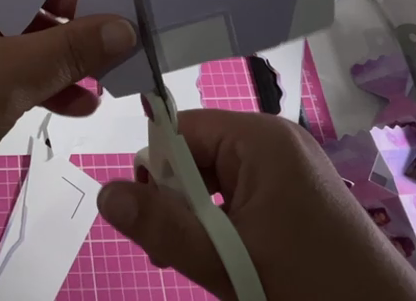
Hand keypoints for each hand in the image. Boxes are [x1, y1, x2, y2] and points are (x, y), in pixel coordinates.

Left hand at [0, 0, 137, 222]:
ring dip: (62, 51)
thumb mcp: (10, 76)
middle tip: (119, 27)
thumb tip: (127, 27)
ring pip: (20, 26)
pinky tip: (81, 104)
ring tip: (111, 72)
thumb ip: (72, 49)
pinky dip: (39, 76)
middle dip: (72, 13)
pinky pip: (7, 58)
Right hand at [96, 110, 415, 300]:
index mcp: (259, 138)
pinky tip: (236, 266)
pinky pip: (246, 198)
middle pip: (198, 155)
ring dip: (204, 221)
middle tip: (178, 258)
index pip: (180, 130)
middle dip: (181, 203)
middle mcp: (276, 141)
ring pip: (219, 182)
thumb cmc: (311, 290)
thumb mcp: (227, 262)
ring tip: (213, 269)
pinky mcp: (305, 198)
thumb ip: (163, 227)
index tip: (154, 226)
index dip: (158, 174)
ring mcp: (294, 169)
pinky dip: (231, 229)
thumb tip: (105, 193)